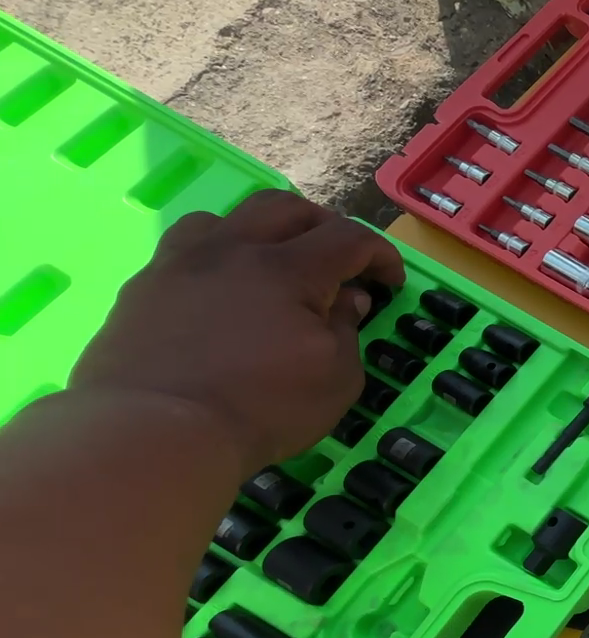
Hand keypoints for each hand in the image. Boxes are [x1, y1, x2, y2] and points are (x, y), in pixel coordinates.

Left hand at [70, 190, 403, 470]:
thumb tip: (347, 298)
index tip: (393, 283)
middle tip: (345, 263)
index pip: (348, 238)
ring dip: (267, 235)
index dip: (382, 254)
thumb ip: (346, 327)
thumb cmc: (268, 405)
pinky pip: (189, 250)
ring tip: (281, 270)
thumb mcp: (338, 375)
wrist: (157, 429)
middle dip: (326, 228)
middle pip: (284, 208)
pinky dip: (225, 258)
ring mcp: (180, 265)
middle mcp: (231, 252)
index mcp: (286, 270)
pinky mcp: (146, 288)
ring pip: (228, 219)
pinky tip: (234, 294)